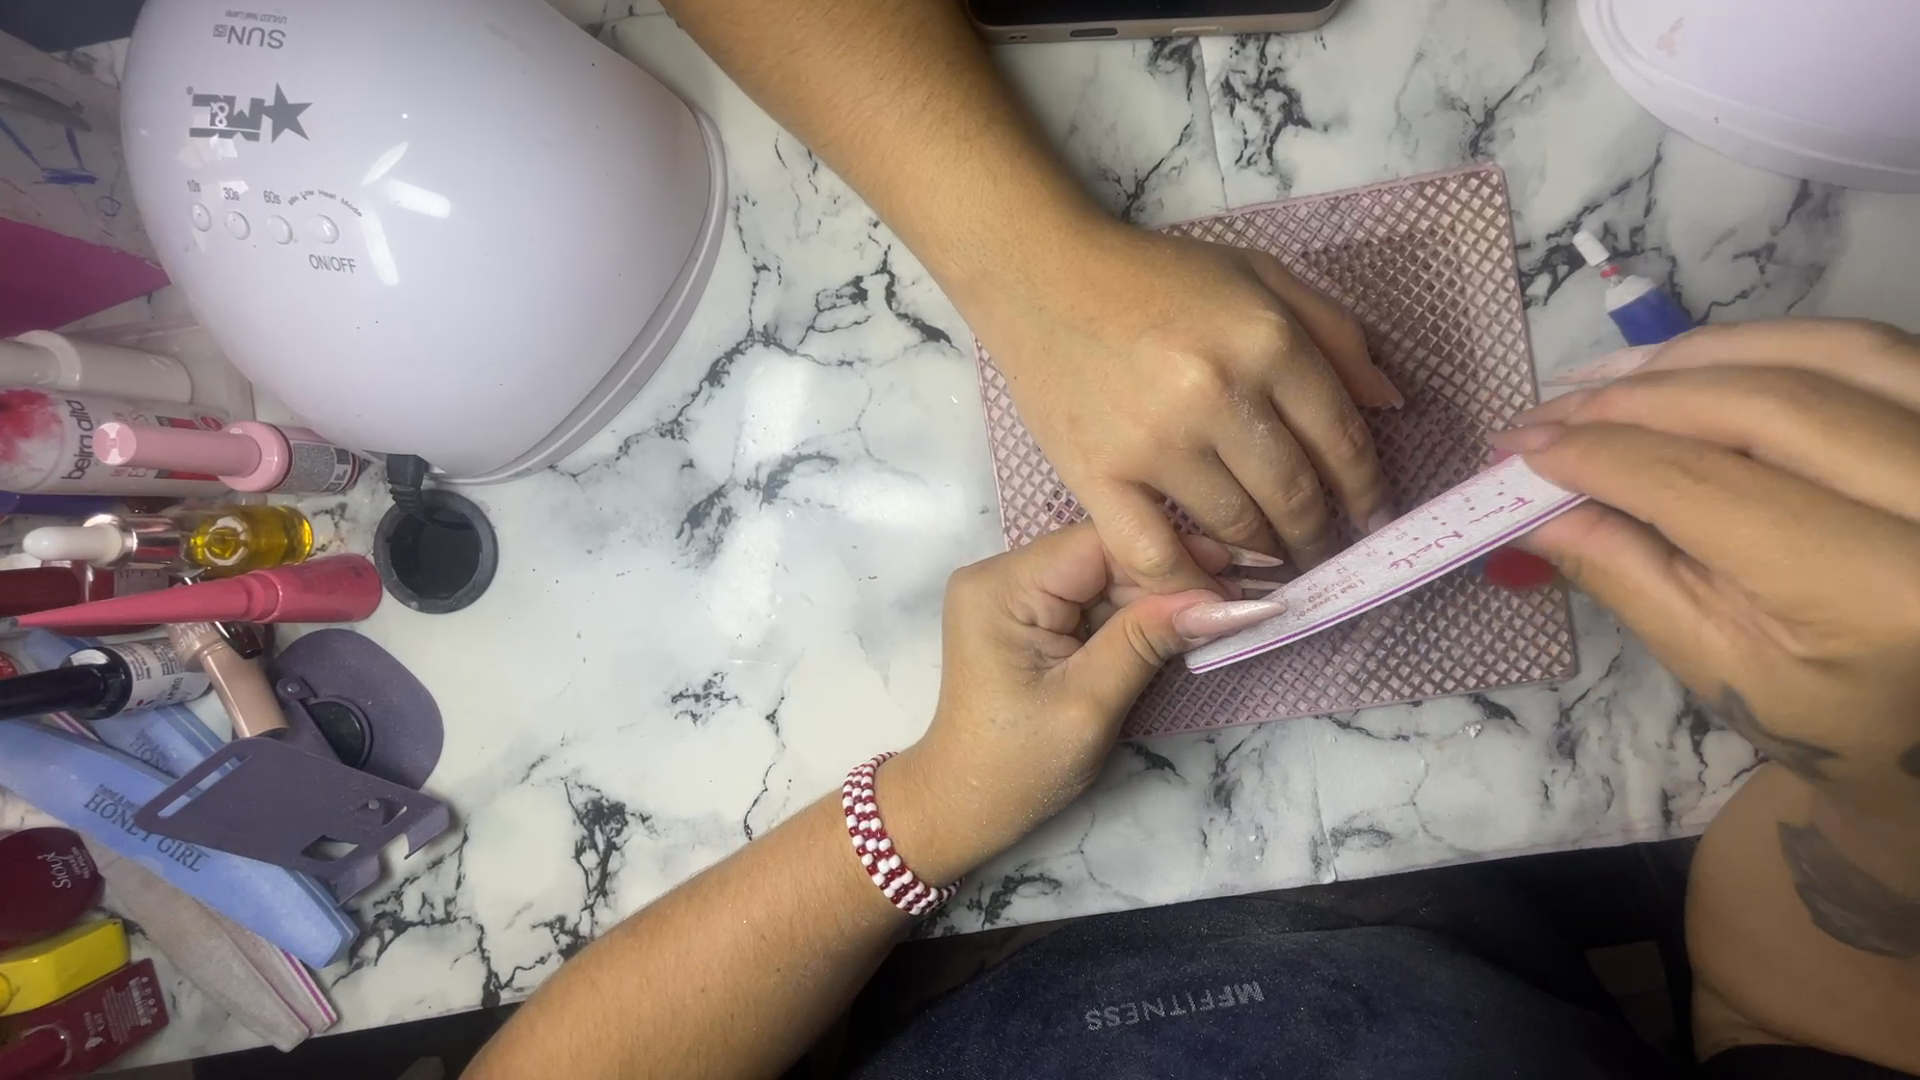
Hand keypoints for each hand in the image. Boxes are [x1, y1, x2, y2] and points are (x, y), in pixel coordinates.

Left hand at [880, 524, 1285, 884]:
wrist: (965, 802)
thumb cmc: (1019, 764)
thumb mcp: (1090, 702)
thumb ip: (1150, 640)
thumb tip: (1233, 601)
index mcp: (1001, 588)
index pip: (1098, 543)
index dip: (1168, 555)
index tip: (1234, 575)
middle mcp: (998, 574)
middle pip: (1099, 553)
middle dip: (1166, 577)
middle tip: (1237, 595)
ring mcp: (1008, 591)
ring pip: (1098, 573)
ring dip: (1153, 595)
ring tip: (1217, 610)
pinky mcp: (1022, 612)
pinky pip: (1085, 596)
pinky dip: (1128, 612)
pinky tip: (1173, 622)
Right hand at [970, 221, 1400, 588]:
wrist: (1042, 281)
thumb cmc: (1152, 277)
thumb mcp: (1260, 274)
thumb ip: (1335, 332)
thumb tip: (1390, 405)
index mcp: (1266, 341)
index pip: (1342, 440)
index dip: (1367, 491)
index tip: (1371, 518)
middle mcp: (1216, 396)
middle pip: (1294, 494)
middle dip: (1321, 533)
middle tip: (1324, 549)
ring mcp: (1153, 444)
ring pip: (1235, 529)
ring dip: (1267, 556)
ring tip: (1275, 561)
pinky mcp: (1097, 477)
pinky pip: (1153, 553)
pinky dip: (1189, 584)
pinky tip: (1210, 592)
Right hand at [1490, 319, 1919, 817]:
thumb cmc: (1826, 710)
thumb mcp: (1708, 658)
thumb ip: (1616, 568)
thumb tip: (1522, 502)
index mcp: (1881, 590)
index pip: (1702, 486)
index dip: (1594, 456)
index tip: (1513, 448)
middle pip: (1759, 406)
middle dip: (1624, 402)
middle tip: (1541, 416)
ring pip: (1822, 354)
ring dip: (1686, 359)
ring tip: (1594, 382)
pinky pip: (1865, 349)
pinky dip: (1760, 343)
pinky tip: (1683, 365)